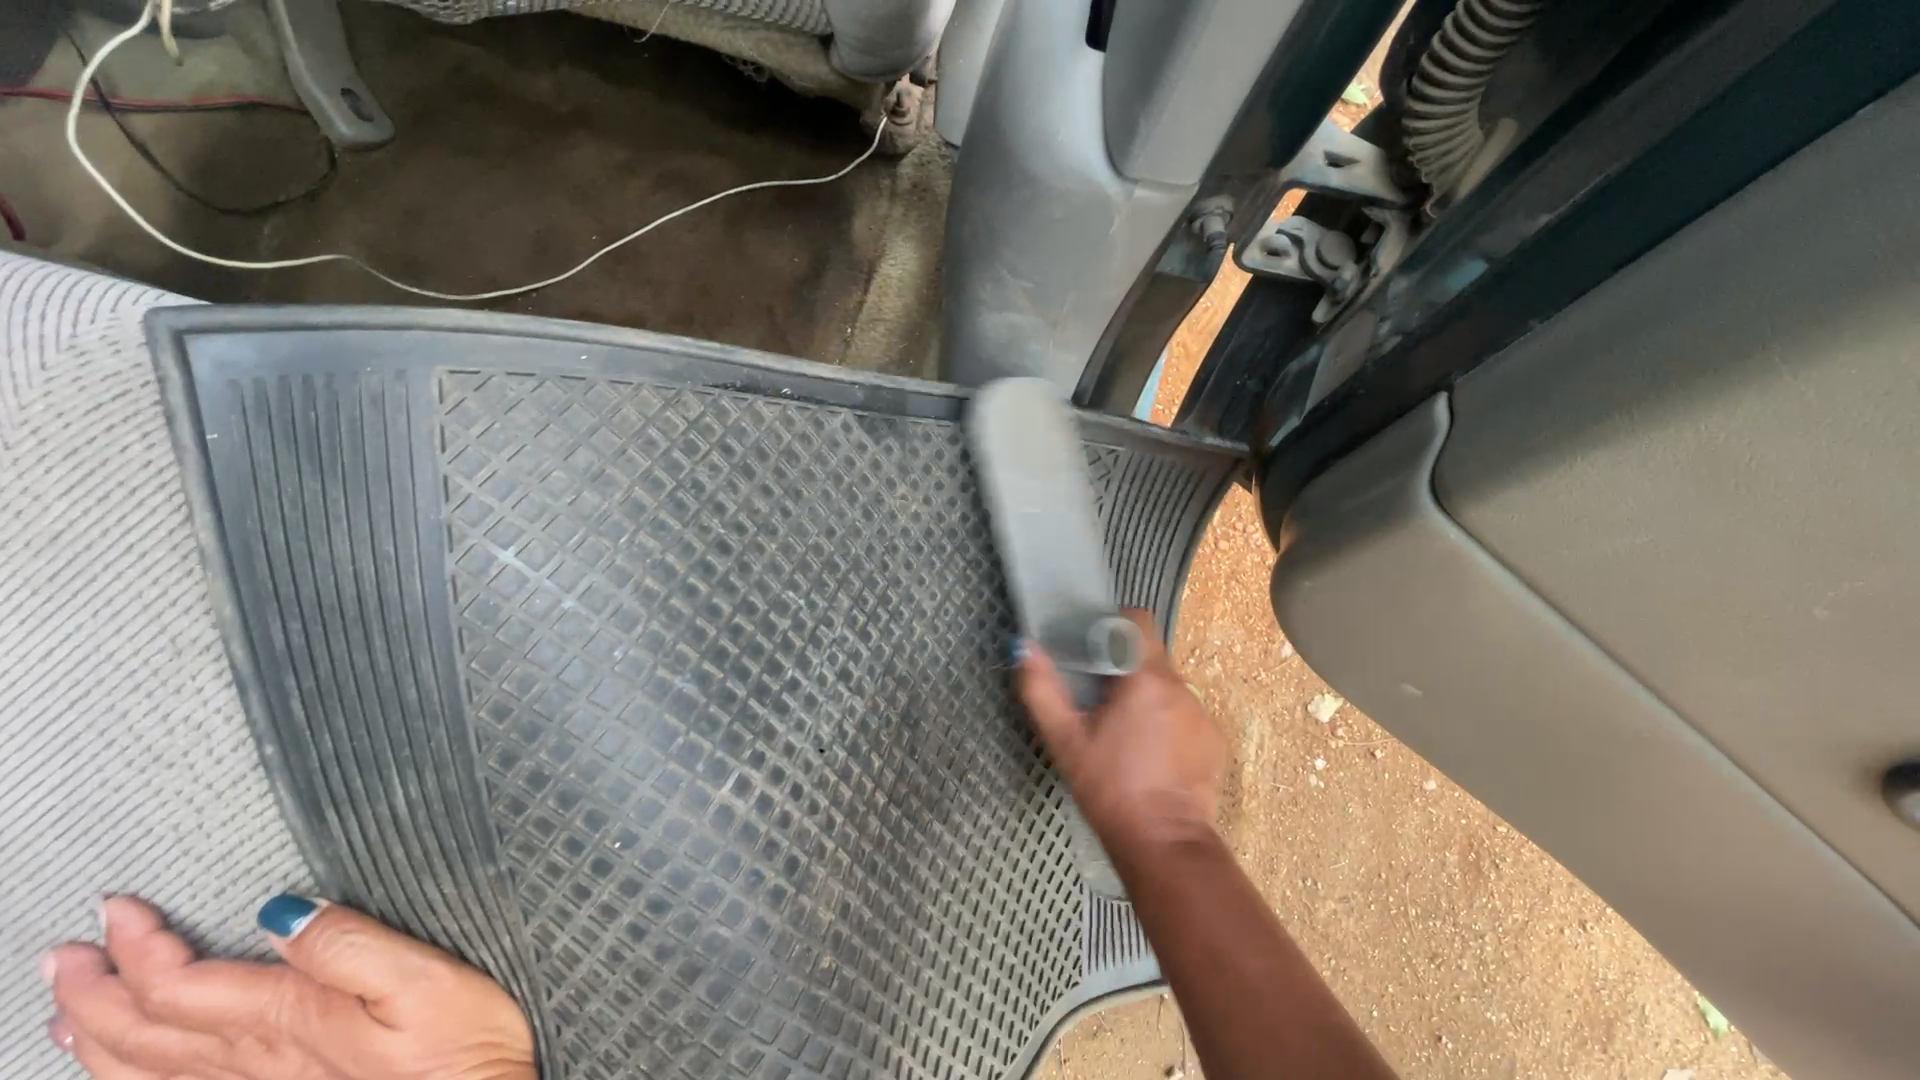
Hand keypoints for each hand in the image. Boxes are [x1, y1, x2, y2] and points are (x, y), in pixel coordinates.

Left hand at [45, 894, 535, 1079]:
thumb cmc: (460, 1045)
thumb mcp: (422, 980)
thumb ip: (350, 945)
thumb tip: (283, 912)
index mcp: (288, 1019)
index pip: (180, 983)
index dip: (139, 945)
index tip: (119, 906)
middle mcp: (257, 1059)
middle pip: (144, 1030)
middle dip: (93, 989)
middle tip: (64, 951)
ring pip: (144, 1069)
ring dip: (94, 1036)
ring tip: (64, 1008)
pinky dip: (129, 1077)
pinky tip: (127, 1067)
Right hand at [1017, 609, 1226, 855]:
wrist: (1163, 842)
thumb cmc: (1109, 787)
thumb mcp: (1064, 739)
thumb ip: (1041, 688)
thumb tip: (1023, 646)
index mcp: (1143, 678)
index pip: (1137, 621)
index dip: (1114, 626)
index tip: (1093, 650)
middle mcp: (1180, 686)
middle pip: (1151, 655)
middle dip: (1125, 669)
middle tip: (1100, 700)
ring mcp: (1202, 712)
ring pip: (1168, 686)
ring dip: (1147, 697)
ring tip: (1126, 733)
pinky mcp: (1215, 739)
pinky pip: (1186, 714)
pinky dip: (1168, 724)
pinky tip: (1151, 755)